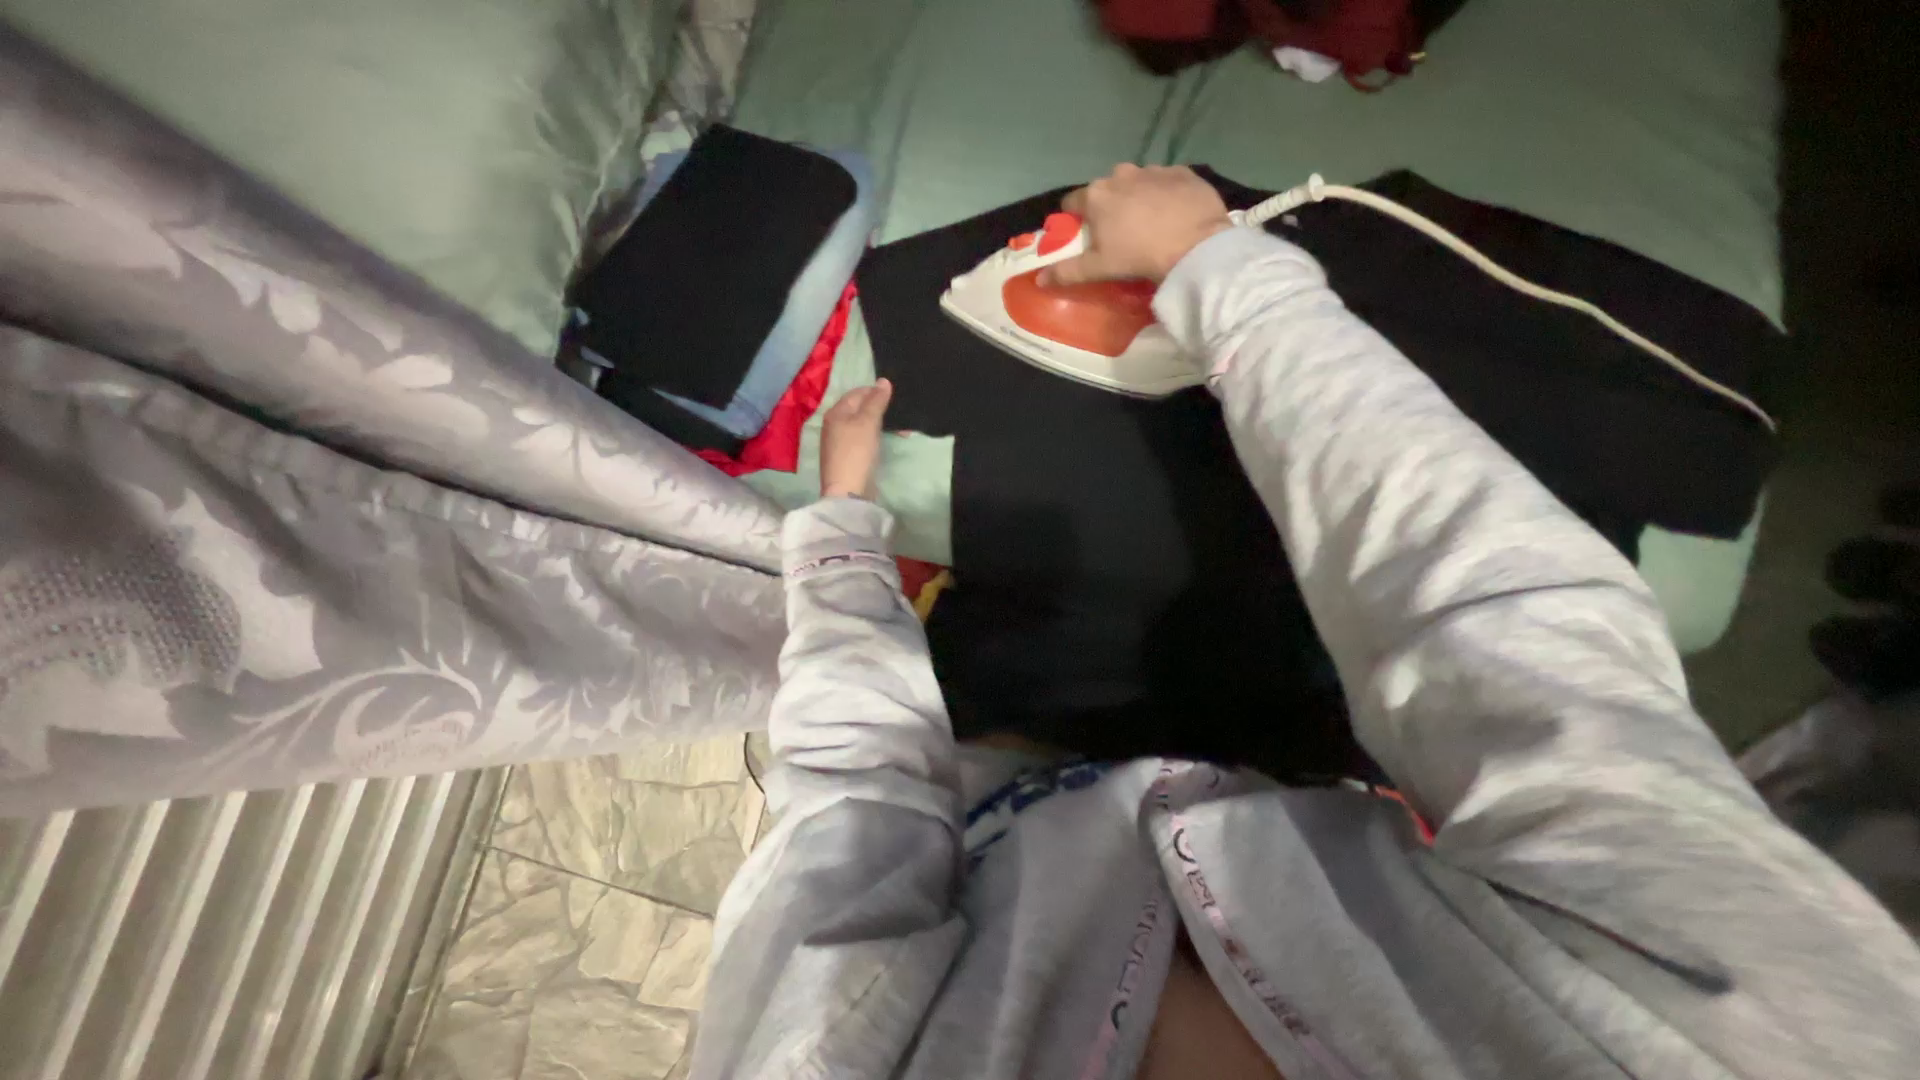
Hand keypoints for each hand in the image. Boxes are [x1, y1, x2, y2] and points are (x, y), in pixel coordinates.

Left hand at [820, 378, 891, 498]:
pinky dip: (877, 437)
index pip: (857, 393)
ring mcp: (840, 442)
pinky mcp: (848, 457)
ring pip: (864, 425)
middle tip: (902, 416)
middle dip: (882, 410)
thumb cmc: (856, 452)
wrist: (848, 491)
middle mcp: (834, 425)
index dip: (876, 392)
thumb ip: (876, 401)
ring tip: (902, 430)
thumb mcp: (868, 422)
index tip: (896, 398)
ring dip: (882, 425)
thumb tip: (883, 381)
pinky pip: (864, 439)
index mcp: (835, 413)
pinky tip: (888, 442)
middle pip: (860, 409)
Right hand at [1038, 164, 1232, 287]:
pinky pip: (1166, 181)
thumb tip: (1039, 279)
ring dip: (1137, 198)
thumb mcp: (1098, 269)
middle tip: (1120, 233)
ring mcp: (1153, 169)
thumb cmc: (1138, 256)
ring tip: (1150, 224)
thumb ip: (1066, 272)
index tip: (1085, 236)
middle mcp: (1121, 174)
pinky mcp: (1182, 172)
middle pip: (1106, 190)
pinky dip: (1165, 195)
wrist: (1195, 245)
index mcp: (1096, 195)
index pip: (1072, 203)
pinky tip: (1173, 215)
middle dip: (1109, 207)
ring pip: (1136, 183)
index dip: (1076, 221)